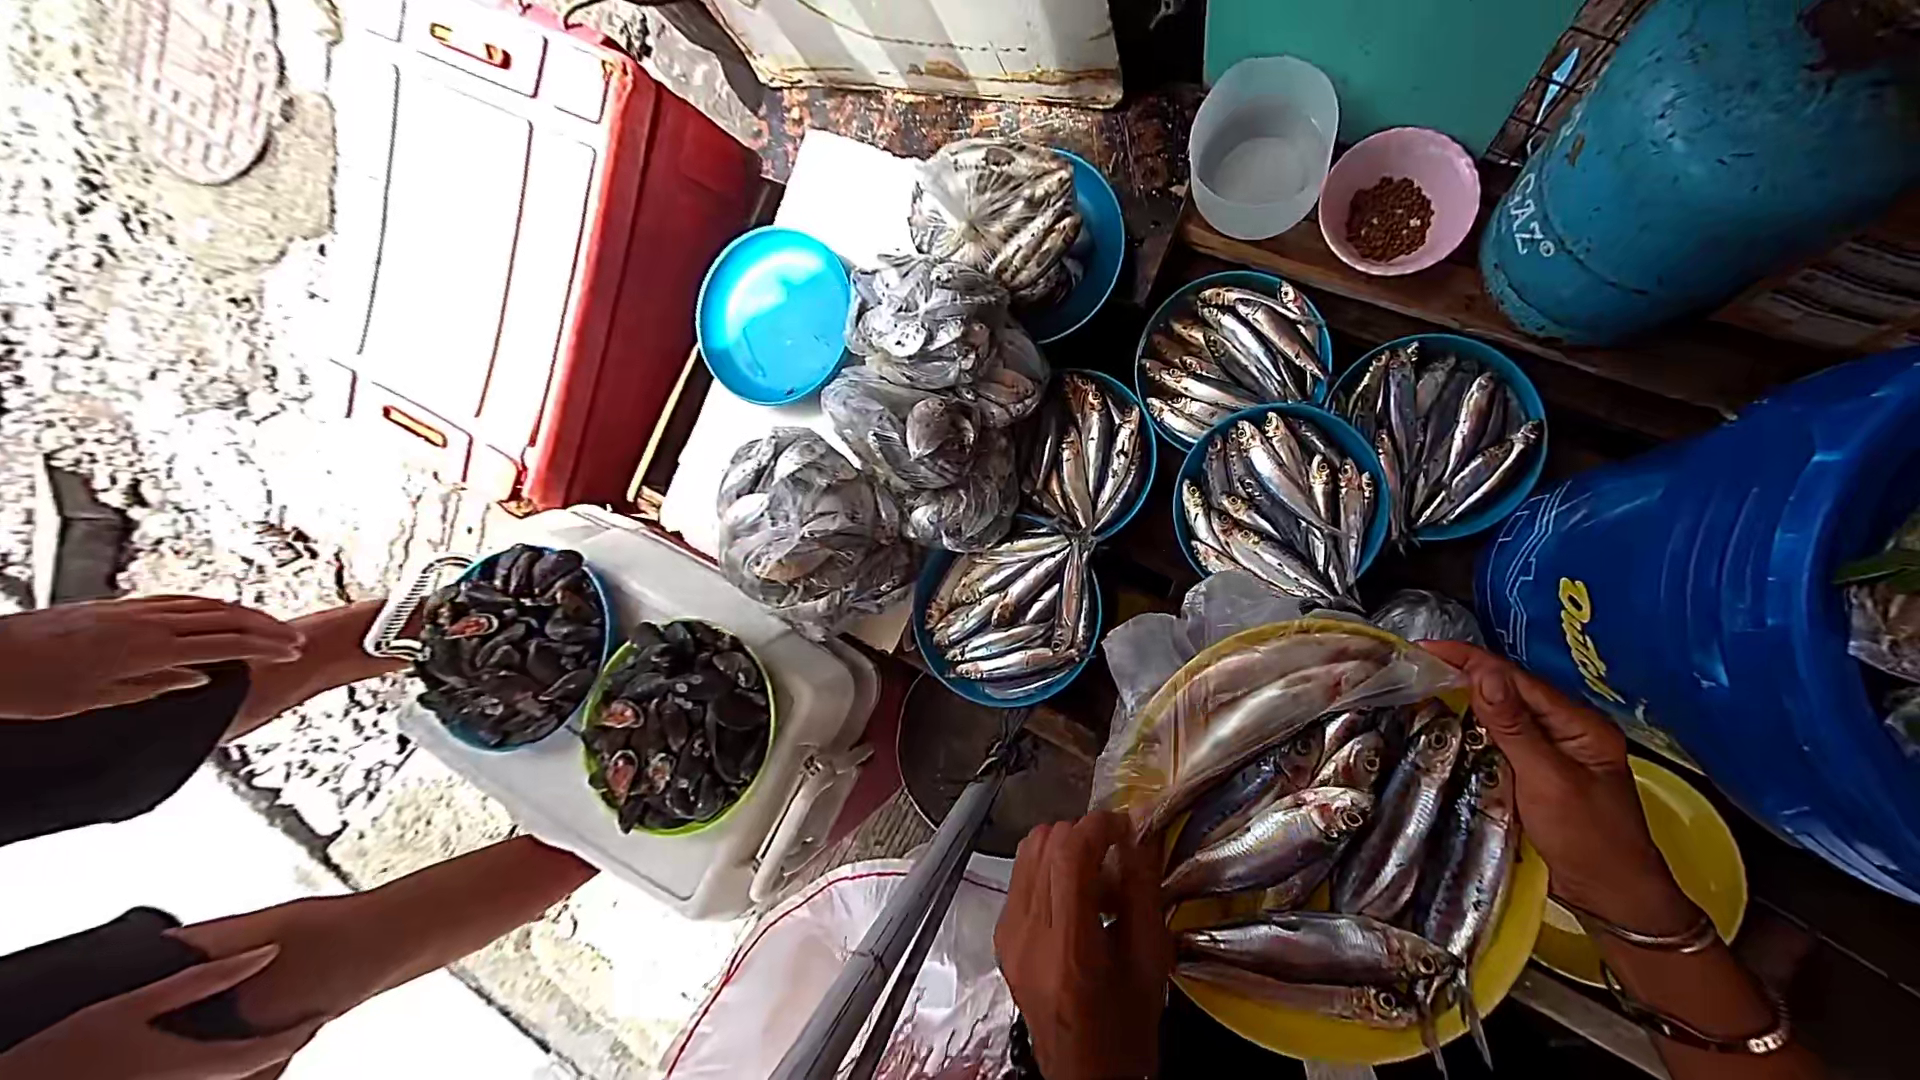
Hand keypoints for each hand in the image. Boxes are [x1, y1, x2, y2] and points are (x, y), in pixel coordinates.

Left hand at [0, 596, 303, 718]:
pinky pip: (184, 600)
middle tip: (296, 639)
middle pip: (230, 619)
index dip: (267, 648)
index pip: (229, 645)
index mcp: (150, 649)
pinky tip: (222, 610)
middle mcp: (150, 624)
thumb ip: (154, 686)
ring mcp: (135, 610)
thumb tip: (196, 679)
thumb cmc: (24, 685)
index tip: (292, 653)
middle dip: (270, 629)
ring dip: (249, 615)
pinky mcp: (121, 606)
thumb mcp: (93, 699)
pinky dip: (216, 605)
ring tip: (271, 624)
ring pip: (211, 606)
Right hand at [0, 945, 322, 1079]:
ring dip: (249, 1070)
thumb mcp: (130, 1007)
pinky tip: (215, 1061)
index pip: (268, 1054)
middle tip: (296, 1026)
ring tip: (264, 1042)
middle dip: (277, 1053)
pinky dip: (220, 1079)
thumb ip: (207, 978)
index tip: (318, 1015)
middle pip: (252, 1077)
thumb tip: (272, 950)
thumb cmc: (50, 1058)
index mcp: (189, 1066)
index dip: (299, 1033)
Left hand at [995, 811, 1171, 1079]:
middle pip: (1046, 845)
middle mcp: (1027, 937)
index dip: (1097, 827)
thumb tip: (1139, 833)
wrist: (1084, 1076)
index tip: (1122, 824)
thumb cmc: (1125, 1031)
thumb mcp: (1151, 961)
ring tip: (1095, 873)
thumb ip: (1143, 890)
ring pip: (1029, 849)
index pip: (1069, 857)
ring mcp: (1008, 933)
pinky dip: (1048, 865)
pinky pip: (1022, 872)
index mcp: (1069, 952)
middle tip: (1115, 850)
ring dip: (1065, 846)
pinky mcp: (1000, 932)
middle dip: (1084, 834)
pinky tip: (1073, 892)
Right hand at [1421, 642, 1696, 934]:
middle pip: (1505, 687)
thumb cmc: (1589, 839)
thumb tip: (1482, 673)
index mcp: (1578, 723)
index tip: (1421, 650)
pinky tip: (1444, 717)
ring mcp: (1549, 746)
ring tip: (1419, 684)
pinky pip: (1495, 731)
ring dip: (1461, 694)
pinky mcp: (1533, 764)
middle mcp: (1564, 727)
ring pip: (1498, 708)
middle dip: (1460, 671)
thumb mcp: (1547, 779)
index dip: (1467, 659)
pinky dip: (1467, 720)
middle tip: (1411, 665)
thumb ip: (1513, 725)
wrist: (1613, 899)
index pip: (1514, 678)